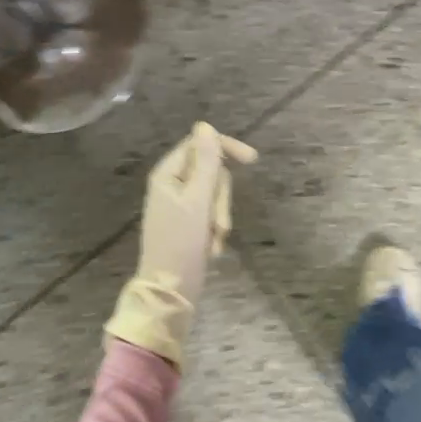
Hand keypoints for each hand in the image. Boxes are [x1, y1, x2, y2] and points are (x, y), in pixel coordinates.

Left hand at [104, 122, 256, 365]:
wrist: (170, 296)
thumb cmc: (181, 244)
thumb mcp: (198, 200)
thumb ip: (206, 162)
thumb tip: (206, 125)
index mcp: (168, 174)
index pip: (200, 144)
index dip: (226, 148)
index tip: (253, 159)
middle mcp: (172, 185)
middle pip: (211, 171)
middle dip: (221, 197)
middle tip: (219, 223)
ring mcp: (180, 206)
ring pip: (214, 194)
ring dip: (220, 217)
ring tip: (215, 241)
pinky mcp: (188, 225)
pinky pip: (210, 214)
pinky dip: (215, 229)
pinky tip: (212, 248)